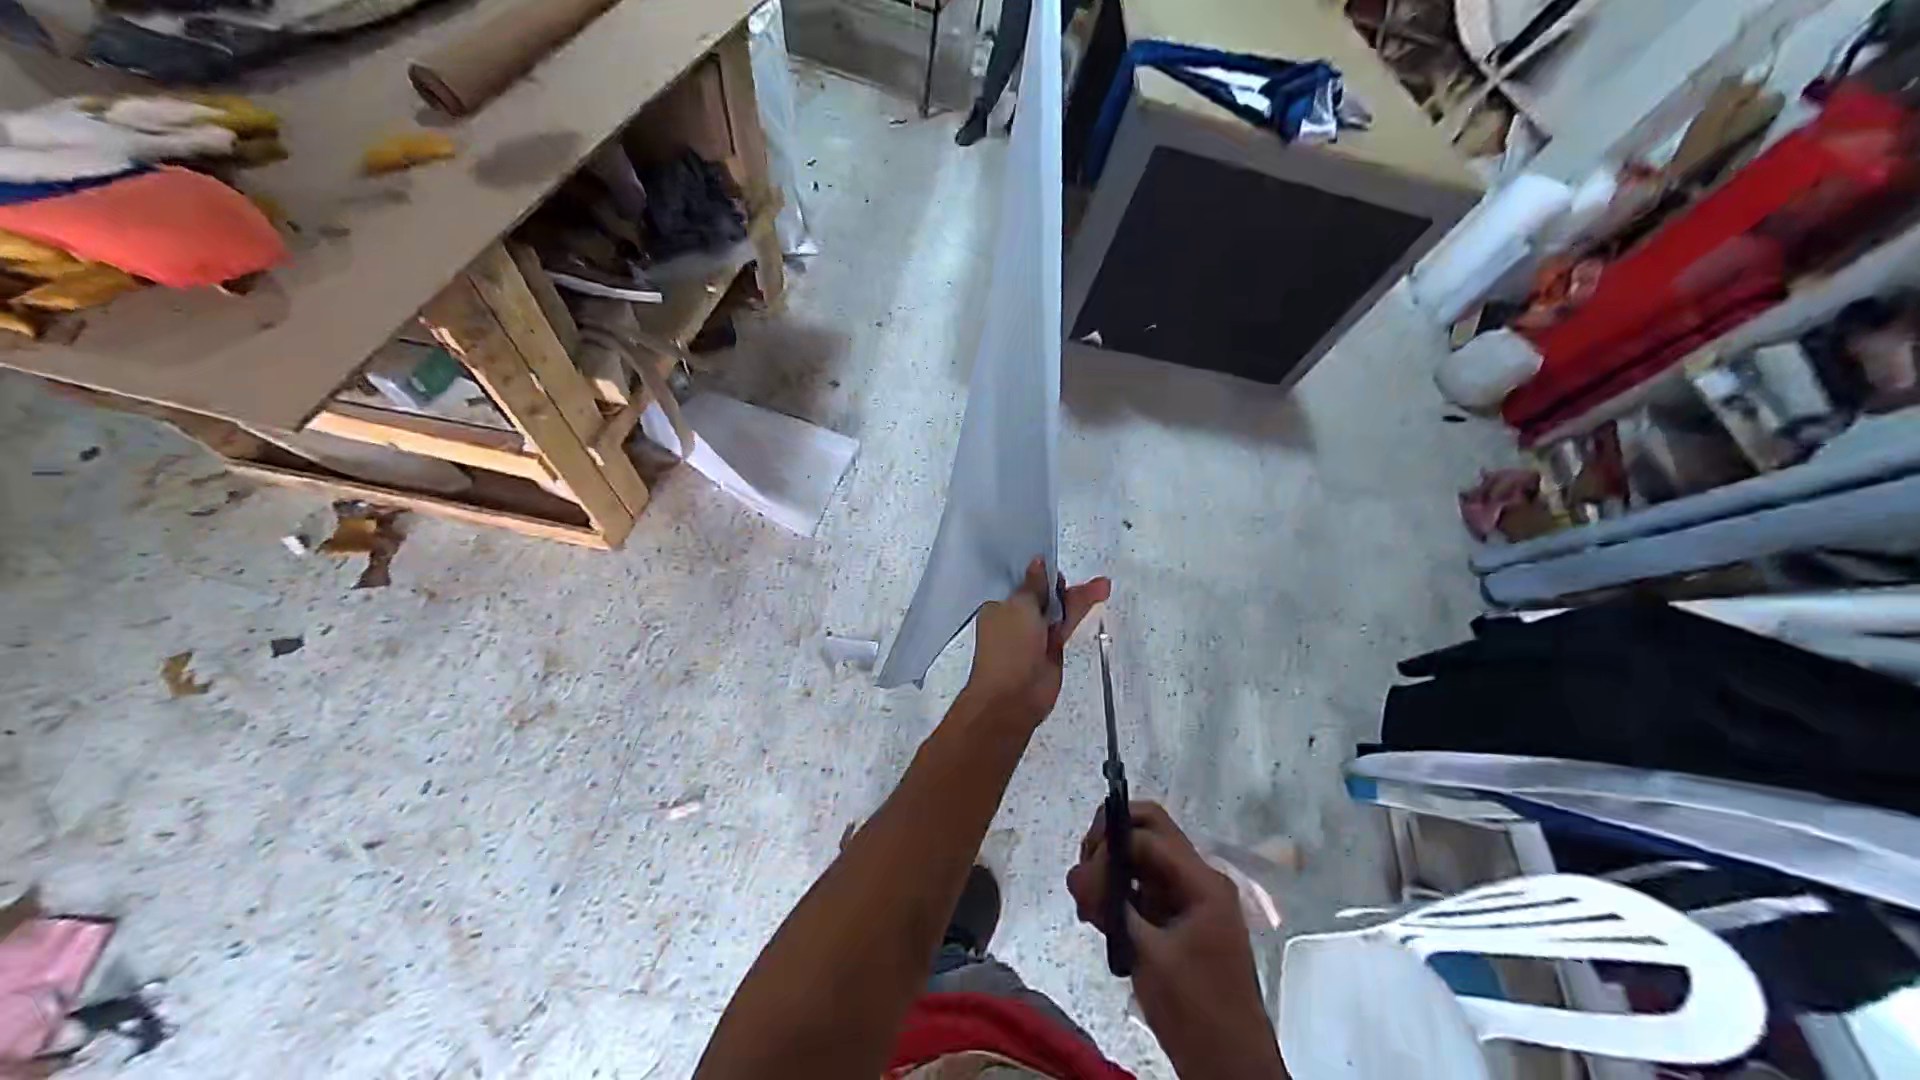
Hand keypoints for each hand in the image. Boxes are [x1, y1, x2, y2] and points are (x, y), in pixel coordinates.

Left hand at [961, 557, 1109, 726]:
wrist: (1013, 697)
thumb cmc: (1008, 650)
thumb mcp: (1020, 607)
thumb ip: (1034, 586)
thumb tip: (1037, 564)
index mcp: (998, 606)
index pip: (1021, 583)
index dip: (1039, 573)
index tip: (1056, 562)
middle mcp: (1015, 619)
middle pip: (1043, 595)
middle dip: (1061, 585)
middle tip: (1083, 577)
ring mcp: (1034, 635)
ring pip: (1058, 610)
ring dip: (1077, 597)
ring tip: (1101, 585)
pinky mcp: (1051, 650)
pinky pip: (1066, 625)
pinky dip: (1079, 612)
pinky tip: (1094, 598)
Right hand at [1067, 802, 1287, 1079]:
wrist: (1231, 1068)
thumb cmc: (1196, 1010)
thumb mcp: (1148, 955)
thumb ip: (1110, 907)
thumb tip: (1074, 873)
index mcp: (1202, 881)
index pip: (1147, 835)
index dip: (1110, 847)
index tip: (1085, 880)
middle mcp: (1196, 877)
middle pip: (1147, 829)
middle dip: (1109, 841)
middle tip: (1086, 874)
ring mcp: (1186, 896)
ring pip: (1140, 855)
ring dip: (1109, 867)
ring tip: (1087, 904)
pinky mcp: (1175, 916)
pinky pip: (1140, 884)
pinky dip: (1116, 890)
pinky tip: (1097, 916)